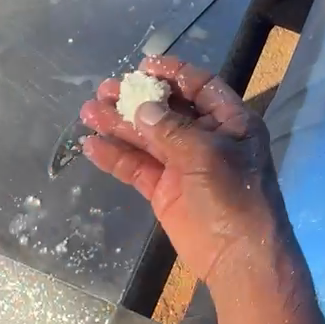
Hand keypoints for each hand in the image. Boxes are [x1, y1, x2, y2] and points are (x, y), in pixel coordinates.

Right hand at [79, 57, 293, 292]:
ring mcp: (183, 167)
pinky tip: (92, 146)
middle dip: (135, 100)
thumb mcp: (207, 154)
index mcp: (230, 123)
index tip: (142, 66)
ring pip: (146, 140)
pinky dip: (115, 158)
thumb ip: (171, 130)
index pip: (200, 87)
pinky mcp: (164, 193)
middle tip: (103, 91)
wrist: (237, 256)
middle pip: (166, 112)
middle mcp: (206, 140)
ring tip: (88, 113)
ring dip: (118, 127)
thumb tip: (140, 109)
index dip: (173, 74)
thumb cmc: (234, 198)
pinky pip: (137, 169)